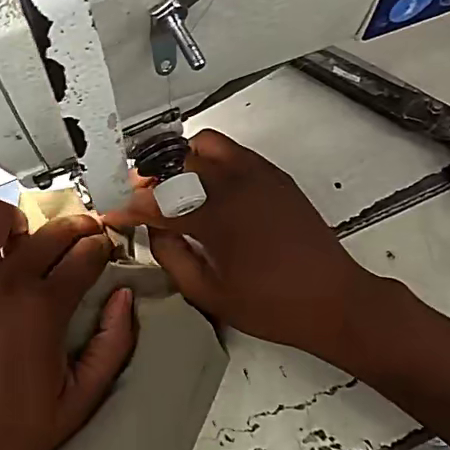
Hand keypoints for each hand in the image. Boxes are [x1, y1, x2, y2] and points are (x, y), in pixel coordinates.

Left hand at [0, 201, 135, 449]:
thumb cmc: (7, 435)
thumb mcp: (79, 402)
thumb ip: (113, 347)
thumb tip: (124, 299)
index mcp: (43, 309)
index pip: (85, 255)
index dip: (103, 247)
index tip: (106, 250)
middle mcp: (3, 284)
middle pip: (50, 230)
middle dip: (77, 227)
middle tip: (84, 238)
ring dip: (17, 221)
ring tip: (24, 241)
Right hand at [101, 130, 395, 354]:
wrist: (335, 299)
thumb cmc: (275, 305)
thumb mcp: (210, 294)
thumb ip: (173, 257)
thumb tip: (155, 232)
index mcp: (217, 217)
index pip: (157, 202)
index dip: (128, 208)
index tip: (115, 213)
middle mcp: (236, 185)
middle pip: (177, 160)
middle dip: (150, 176)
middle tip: (140, 196)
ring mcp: (259, 176)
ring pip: (206, 144)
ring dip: (180, 158)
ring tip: (171, 184)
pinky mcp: (275, 176)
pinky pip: (234, 152)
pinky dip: (210, 159)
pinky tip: (205, 186)